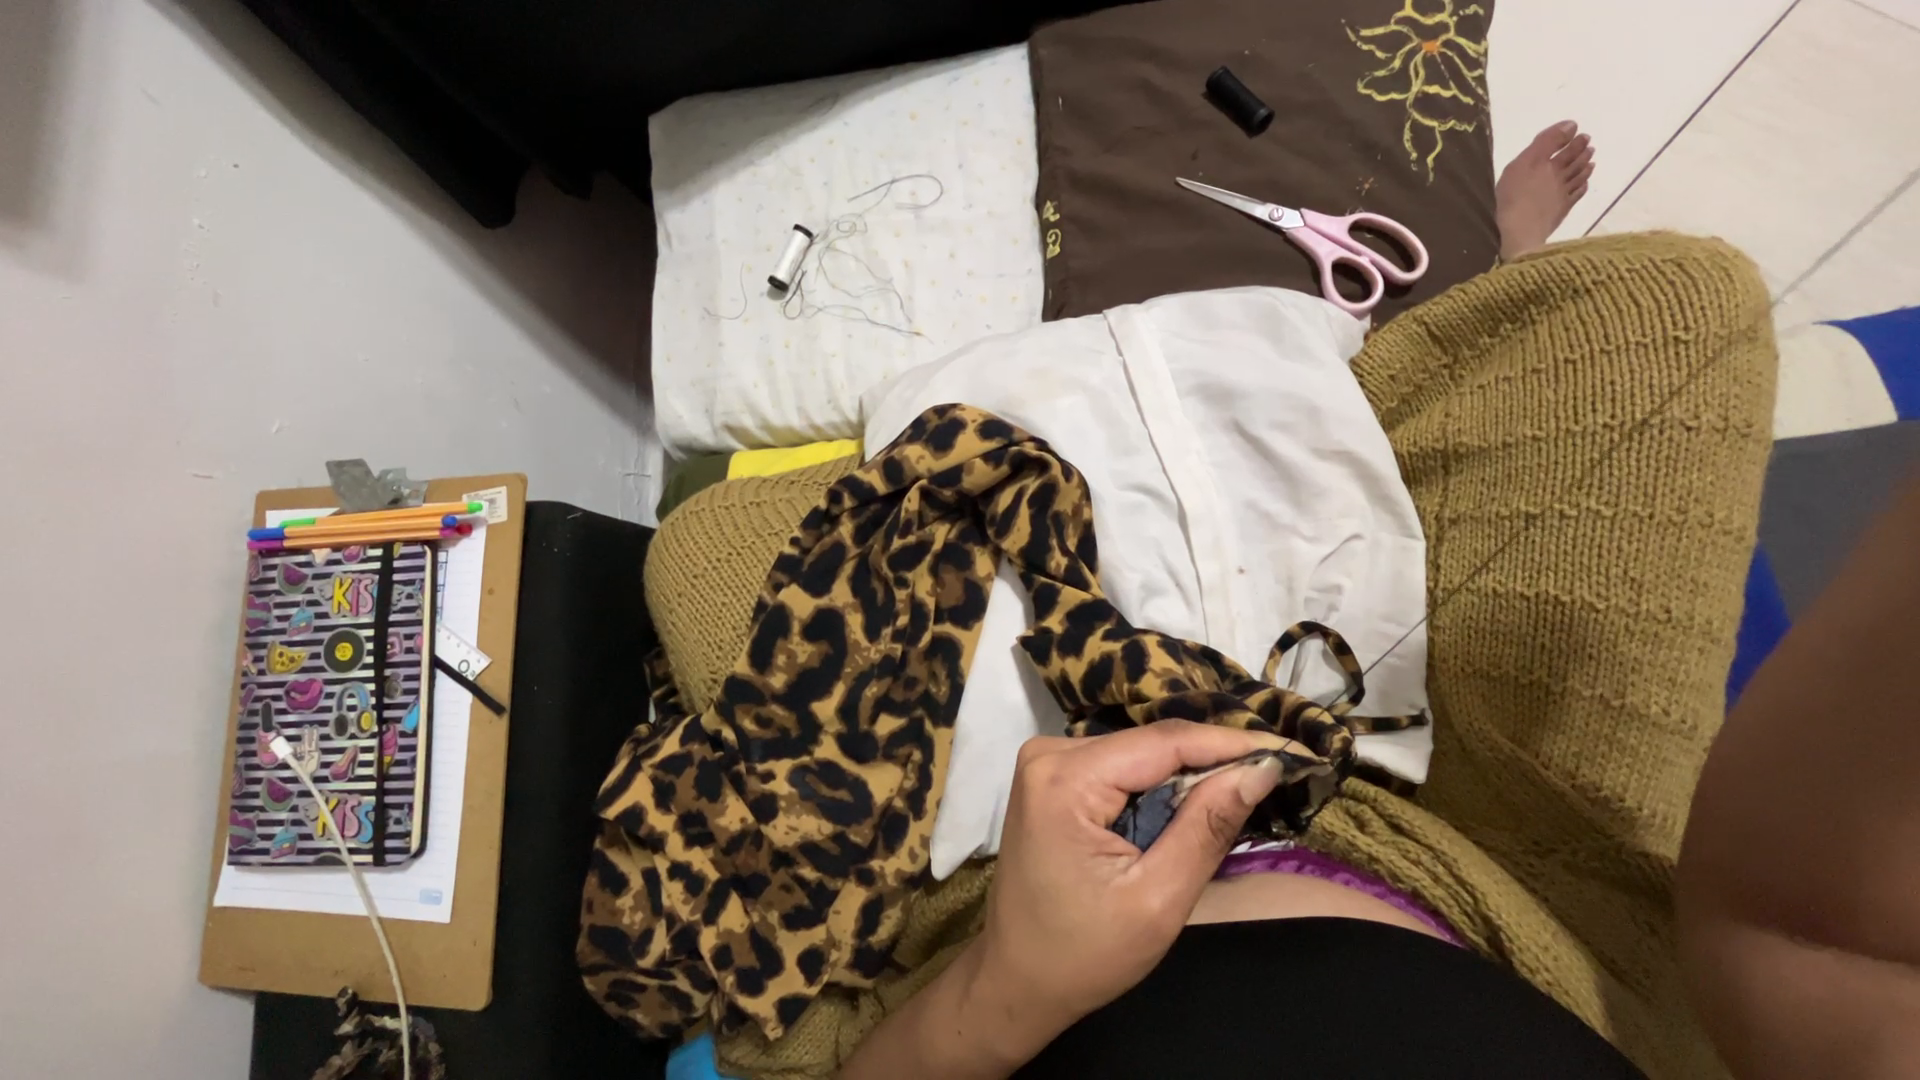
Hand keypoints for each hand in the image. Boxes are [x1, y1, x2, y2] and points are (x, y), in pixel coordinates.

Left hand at [967, 721, 1286, 1051]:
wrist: (1017, 976)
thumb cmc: (1085, 953)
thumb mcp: (1157, 899)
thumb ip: (1206, 827)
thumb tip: (1259, 770)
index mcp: (1065, 778)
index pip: (1164, 741)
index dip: (1231, 744)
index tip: (1292, 752)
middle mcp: (1049, 753)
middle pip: (1150, 744)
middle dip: (1212, 762)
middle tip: (1275, 779)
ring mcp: (1046, 761)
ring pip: (1138, 753)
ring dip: (1186, 776)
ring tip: (1239, 795)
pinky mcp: (1052, 777)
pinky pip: (1119, 767)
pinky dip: (1156, 787)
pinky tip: (1186, 809)